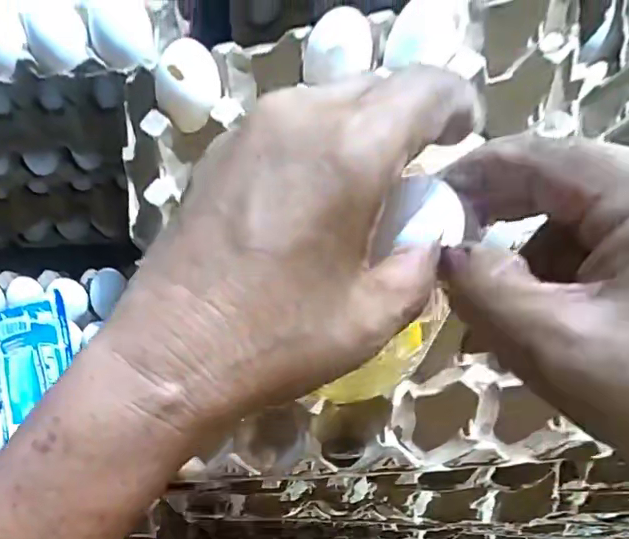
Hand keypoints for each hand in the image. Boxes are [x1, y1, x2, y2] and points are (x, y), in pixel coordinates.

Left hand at [98, 67, 479, 434]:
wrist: (168, 359)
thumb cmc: (272, 345)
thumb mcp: (368, 320)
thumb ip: (418, 266)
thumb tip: (428, 237)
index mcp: (351, 148)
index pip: (427, 89)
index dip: (456, 107)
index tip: (460, 135)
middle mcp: (297, 117)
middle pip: (372, 90)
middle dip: (403, 120)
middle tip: (409, 171)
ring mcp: (245, 133)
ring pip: (322, 106)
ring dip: (351, 134)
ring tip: (355, 189)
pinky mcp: (212, 160)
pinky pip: (279, 133)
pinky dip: (306, 150)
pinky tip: (303, 200)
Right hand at [441, 136, 628, 483]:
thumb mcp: (544, 339)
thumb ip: (482, 286)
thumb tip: (440, 251)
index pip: (546, 158)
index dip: (474, 176)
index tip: (419, 202)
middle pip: (566, 187)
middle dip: (501, 229)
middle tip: (444, 264)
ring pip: (582, 219)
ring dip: (531, 266)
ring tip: (500, 324)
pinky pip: (609, 240)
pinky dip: (564, 276)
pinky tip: (544, 319)